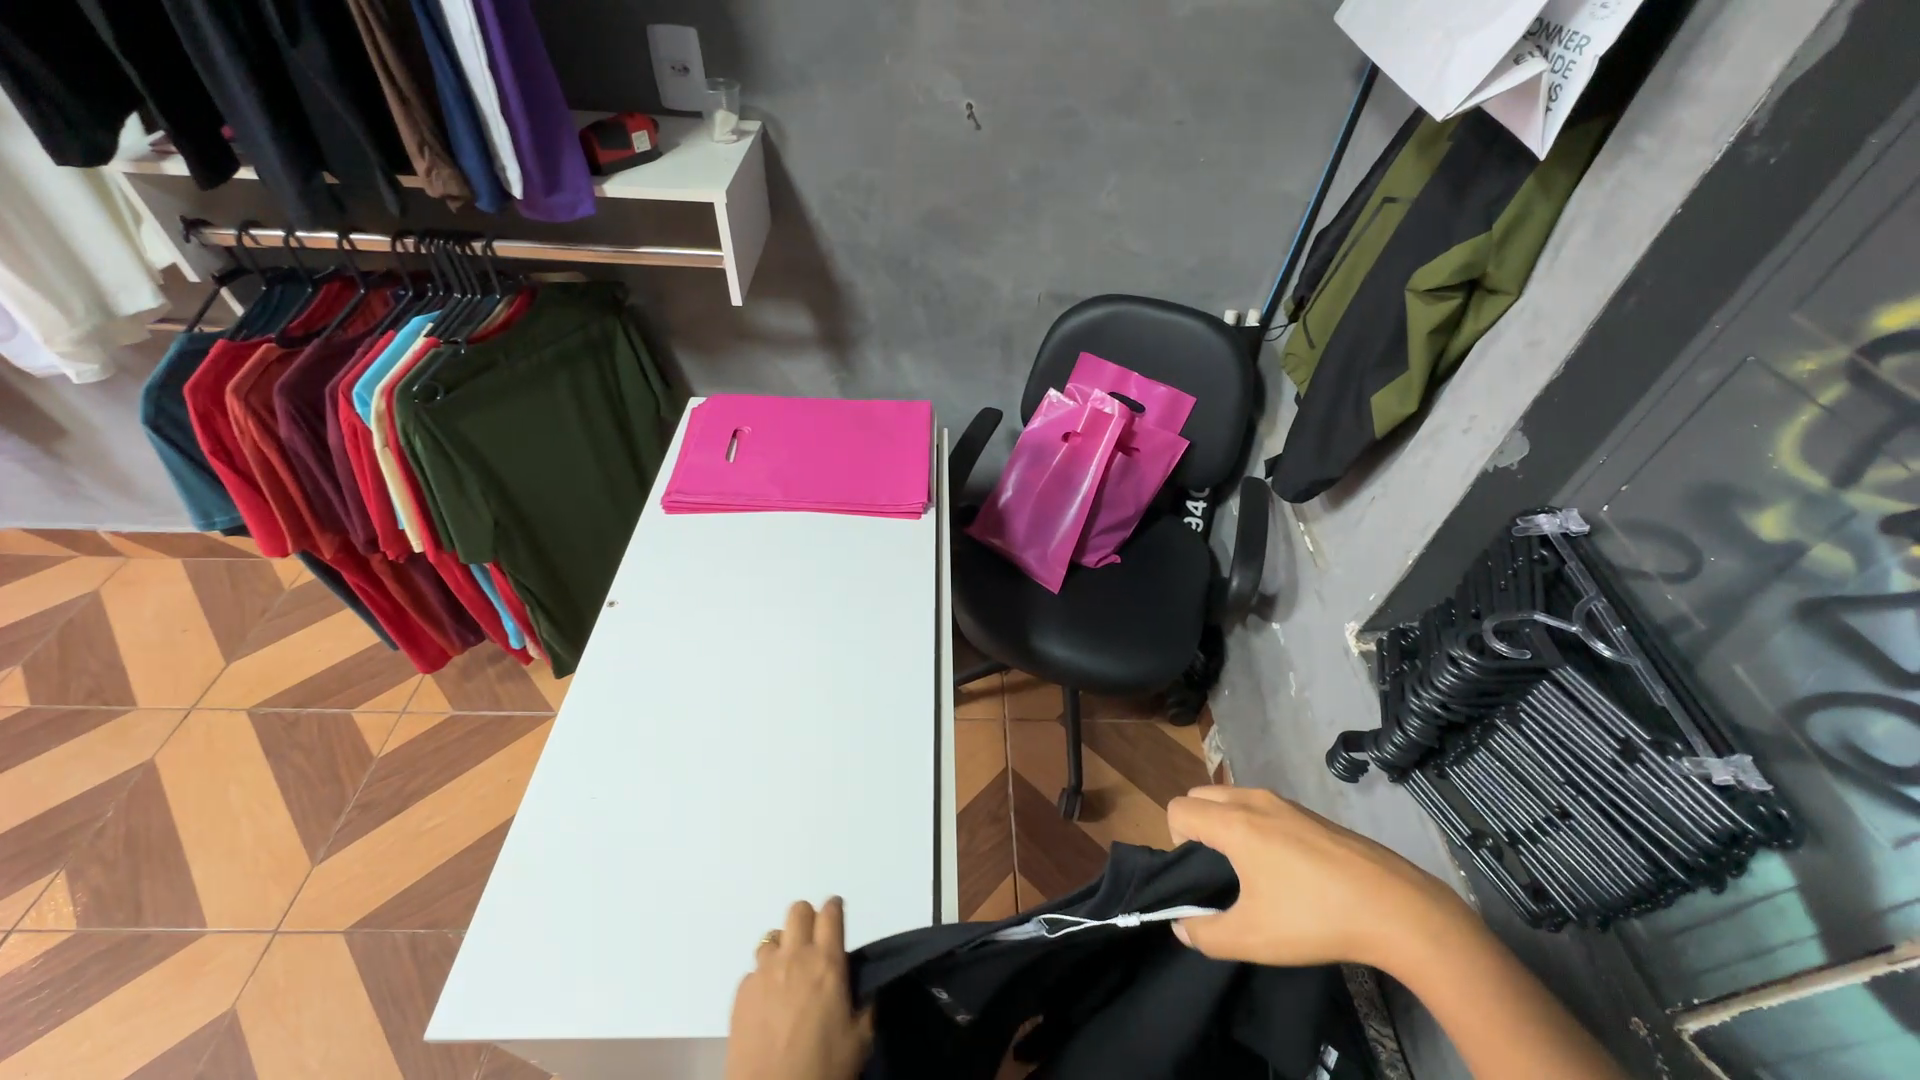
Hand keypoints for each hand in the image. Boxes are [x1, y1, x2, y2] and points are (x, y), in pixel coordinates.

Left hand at [725, 898, 872, 1079]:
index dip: (834, 909)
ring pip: (772, 938)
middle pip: (797, 912)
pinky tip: (770, 1002)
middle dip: (808, 918)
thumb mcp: (860, 1038)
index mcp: (827, 964)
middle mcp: (794, 959)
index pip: (830, 914)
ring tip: (789, 973)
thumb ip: (865, 1005)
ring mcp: (763, 973)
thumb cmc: (824, 1068)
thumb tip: (866, 990)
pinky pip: (754, 970)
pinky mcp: (741, 993)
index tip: (837, 913)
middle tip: (814, 941)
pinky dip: (764, 977)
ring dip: (783, 948)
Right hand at [1167, 786, 1473, 969]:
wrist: (1397, 909)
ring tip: (1249, 868)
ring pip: (1234, 797)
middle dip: (1196, 824)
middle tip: (1216, 869)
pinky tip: (1286, 867)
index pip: (1179, 809)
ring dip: (1226, 821)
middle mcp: (1256, 802)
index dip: (1175, 839)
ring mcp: (1288, 804)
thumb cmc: (1315, 919)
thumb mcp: (1252, 939)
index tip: (1199, 874)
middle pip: (1202, 795)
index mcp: (1235, 824)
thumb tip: (1182, 927)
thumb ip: (1206, 934)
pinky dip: (1256, 824)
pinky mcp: (1314, 815)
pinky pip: (1264, 807)